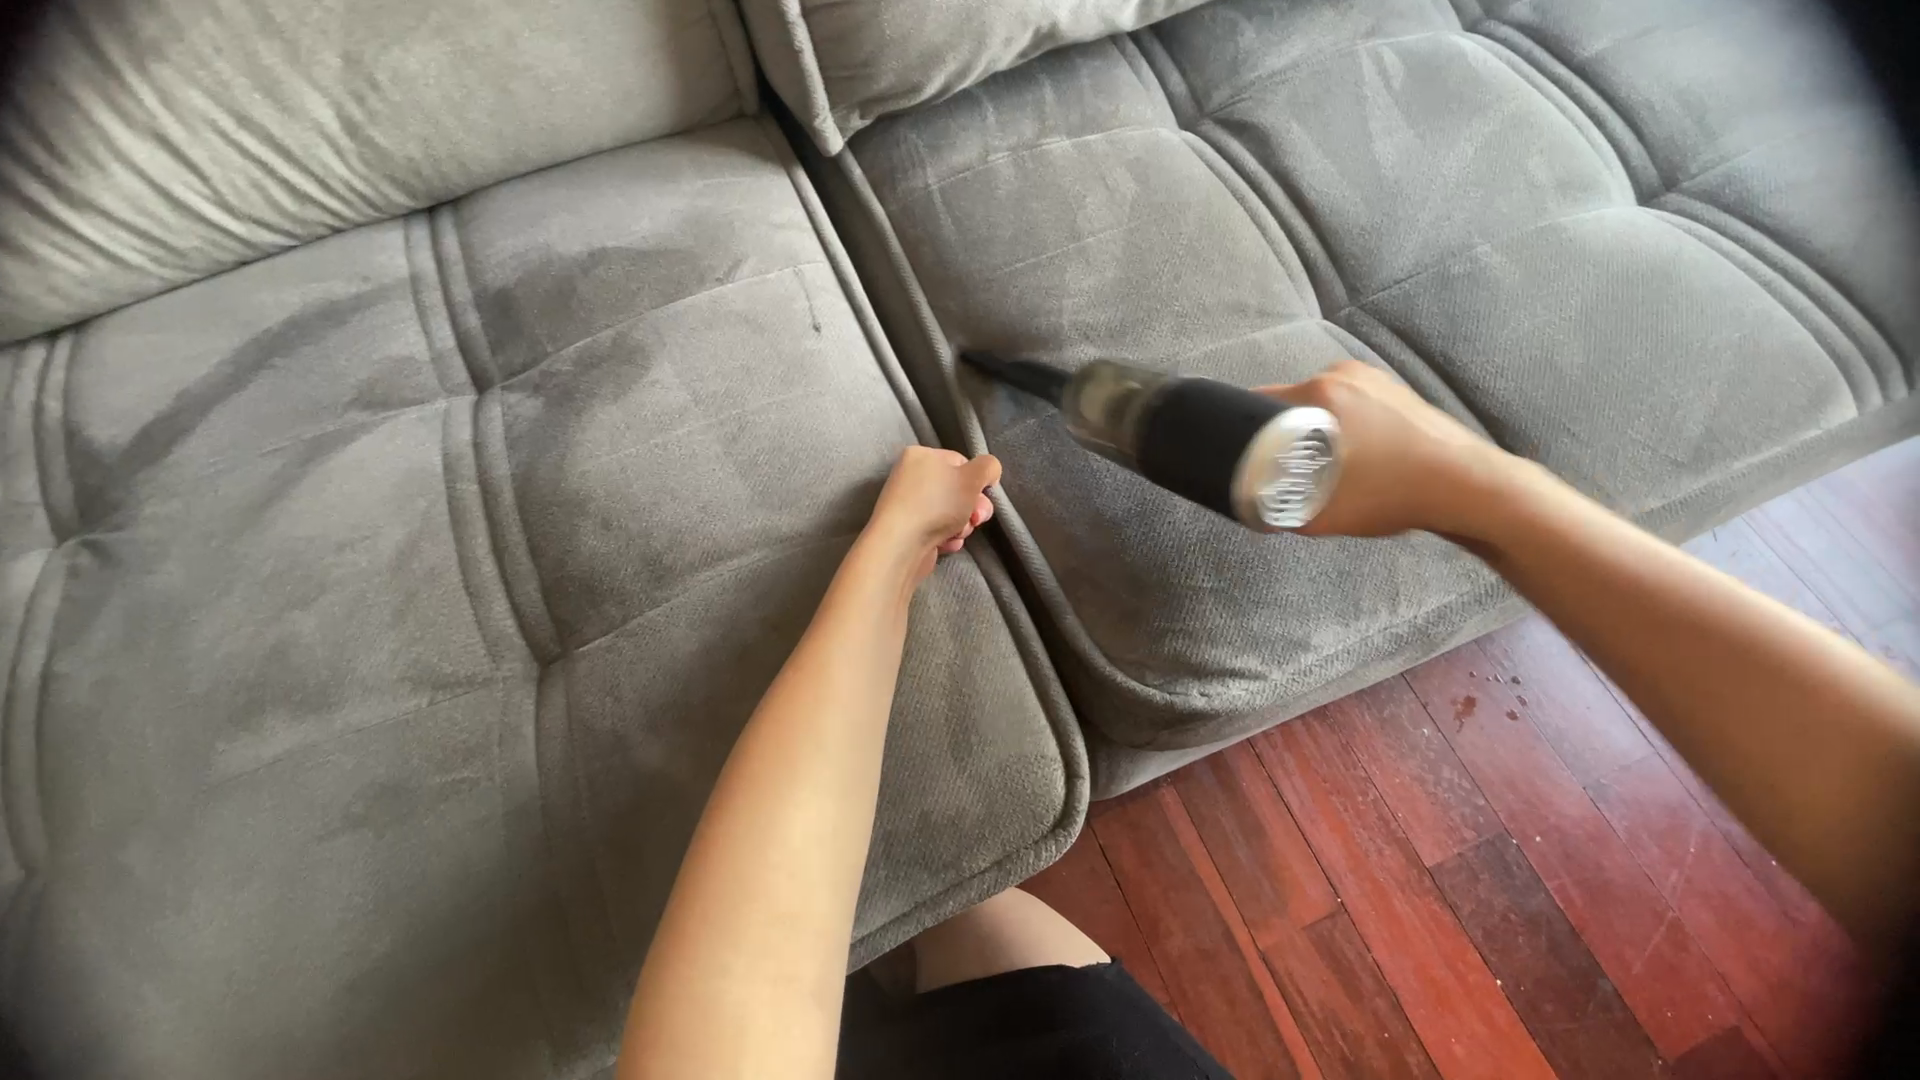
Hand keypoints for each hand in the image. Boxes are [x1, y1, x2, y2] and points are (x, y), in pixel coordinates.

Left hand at [862, 446, 1000, 578]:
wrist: (901, 546)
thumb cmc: (937, 504)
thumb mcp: (972, 477)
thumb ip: (988, 467)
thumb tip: (989, 473)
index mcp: (920, 455)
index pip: (961, 462)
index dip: (977, 480)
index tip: (985, 494)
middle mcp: (911, 477)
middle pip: (958, 489)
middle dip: (973, 507)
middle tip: (976, 518)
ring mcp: (909, 506)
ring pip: (952, 512)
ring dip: (962, 524)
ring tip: (956, 533)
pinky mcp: (910, 530)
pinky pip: (938, 529)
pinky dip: (947, 536)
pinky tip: (945, 543)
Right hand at [1257, 359, 1522, 538]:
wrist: (1469, 487)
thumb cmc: (1393, 495)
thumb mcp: (1320, 516)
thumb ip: (1277, 512)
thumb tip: (1254, 510)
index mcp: (1319, 393)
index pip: (1255, 403)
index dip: (1238, 429)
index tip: (1235, 452)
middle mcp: (1342, 375)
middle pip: (1287, 403)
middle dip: (1277, 432)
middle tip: (1275, 465)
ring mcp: (1373, 379)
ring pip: (1318, 404)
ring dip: (1310, 429)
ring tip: (1312, 463)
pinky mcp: (1394, 391)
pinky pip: (1347, 405)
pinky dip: (1338, 426)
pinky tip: (1348, 456)